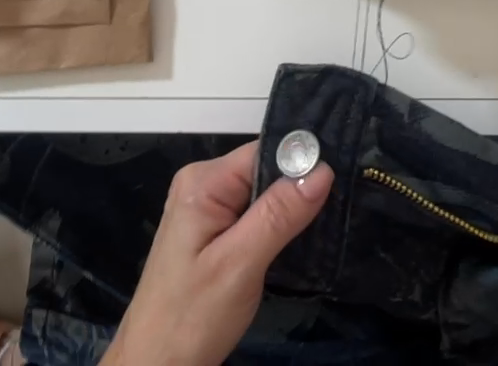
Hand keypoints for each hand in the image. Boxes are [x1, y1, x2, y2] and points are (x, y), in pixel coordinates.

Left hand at [100, 141, 333, 365]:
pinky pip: (250, 214)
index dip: (300, 163)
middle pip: (262, 170)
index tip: (341, 181)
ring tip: (323, 229)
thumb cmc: (192, 315)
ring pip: (260, 194)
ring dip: (287, 211)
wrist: (156, 363)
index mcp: (202, 182)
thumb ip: (279, 215)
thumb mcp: (240, 265)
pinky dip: (273, 227)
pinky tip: (294, 242)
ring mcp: (204, 208)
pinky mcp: (210, 231)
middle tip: (338, 212)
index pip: (261, 152)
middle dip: (296, 190)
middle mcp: (201, 184)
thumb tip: (320, 169)